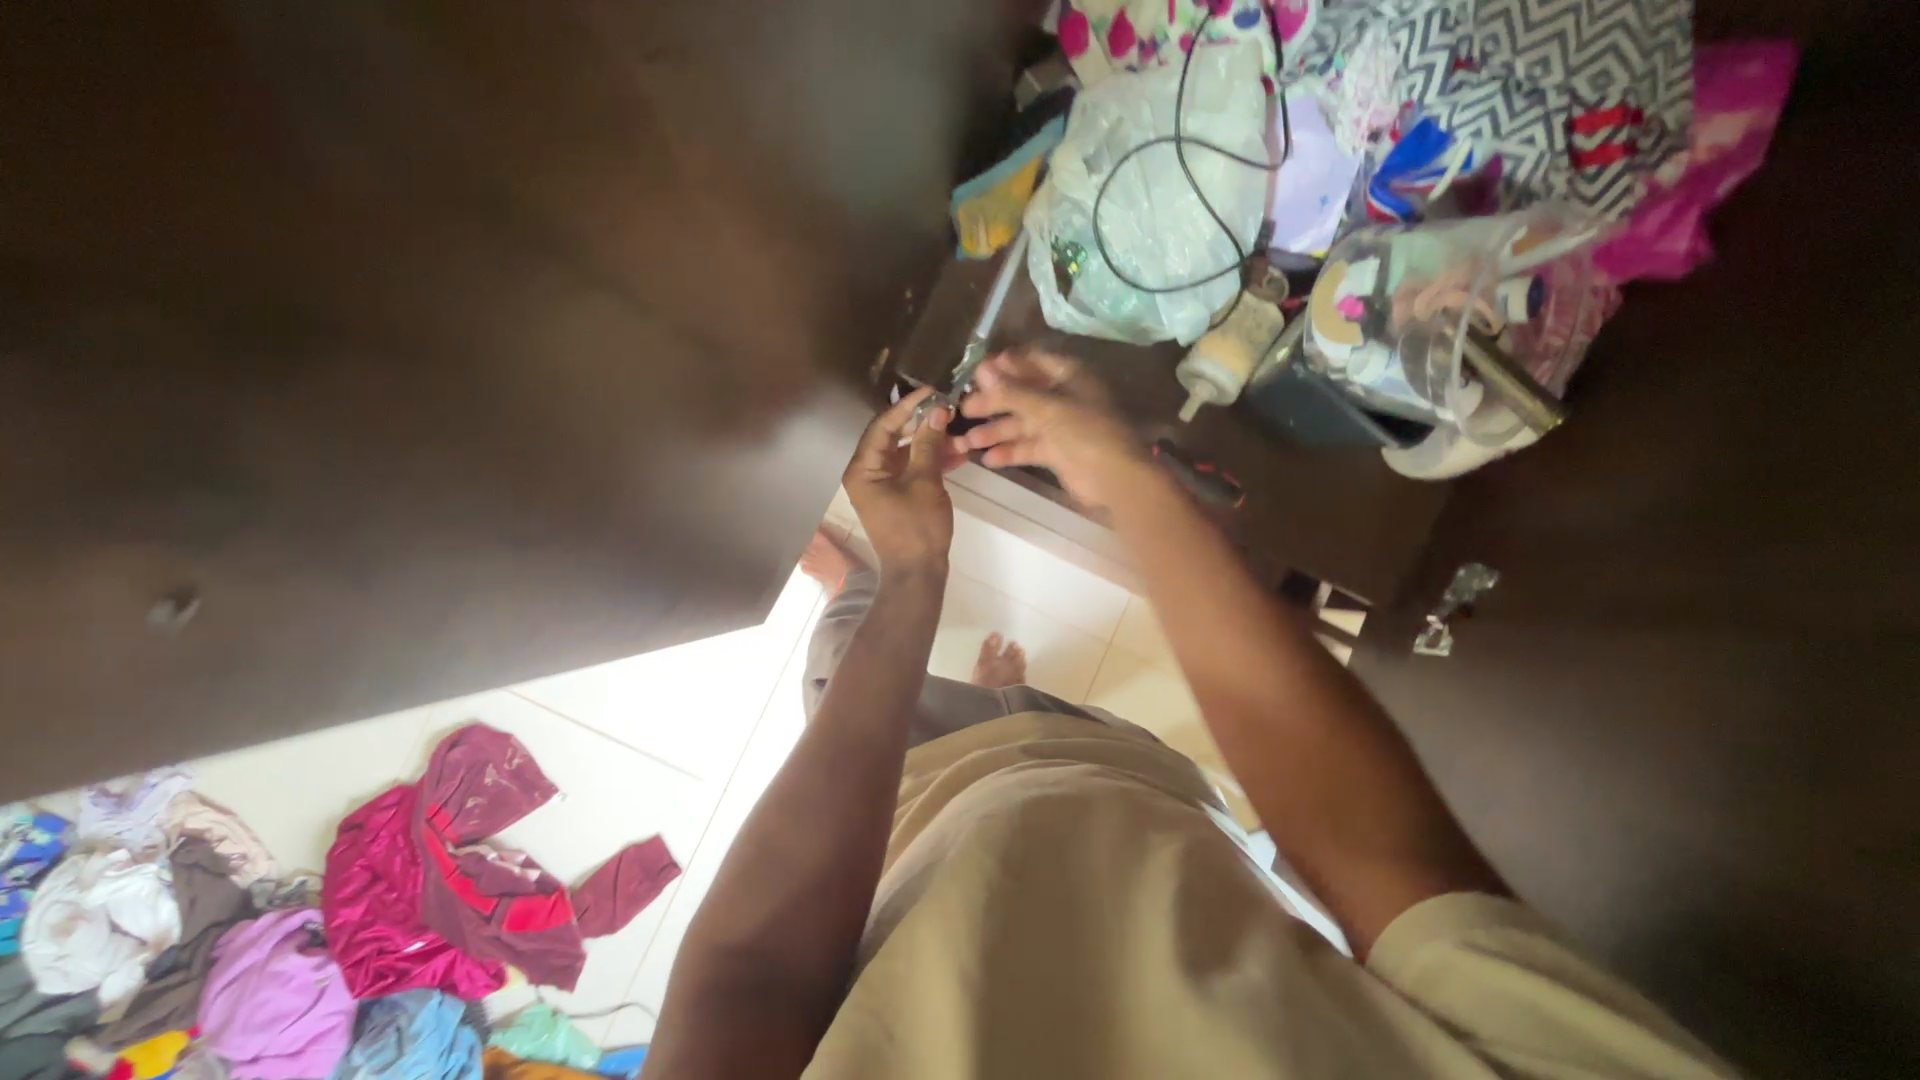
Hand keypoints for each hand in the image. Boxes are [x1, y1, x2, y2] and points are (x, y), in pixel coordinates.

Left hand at [843, 386, 957, 573]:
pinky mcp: (897, 495)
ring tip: (960, 435)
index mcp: (863, 468)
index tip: (933, 392)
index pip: (882, 425)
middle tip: (949, 410)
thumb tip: (938, 410)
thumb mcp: (925, 481)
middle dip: (923, 424)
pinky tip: (958, 454)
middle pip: (893, 436)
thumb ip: (928, 443)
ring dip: (932, 443)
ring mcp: (881, 485)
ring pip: (906, 453)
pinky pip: (912, 469)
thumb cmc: (917, 527)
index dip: (908, 406)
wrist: (917, 573)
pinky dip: (932, 461)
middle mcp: (866, 473)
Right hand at [956, 350, 1150, 508]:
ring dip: (996, 432)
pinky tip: (987, 459)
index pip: (1032, 362)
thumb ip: (1012, 392)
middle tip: (965, 409)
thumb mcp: (1047, 408)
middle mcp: (1063, 397)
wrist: (1115, 477)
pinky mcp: (1057, 452)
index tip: (976, 372)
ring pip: (1022, 424)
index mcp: (1069, 377)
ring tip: (967, 441)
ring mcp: (1060, 426)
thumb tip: (982, 370)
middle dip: (993, 402)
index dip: (1005, 366)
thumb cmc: (1085, 432)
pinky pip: (1028, 447)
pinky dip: (1009, 452)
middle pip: (1023, 395)